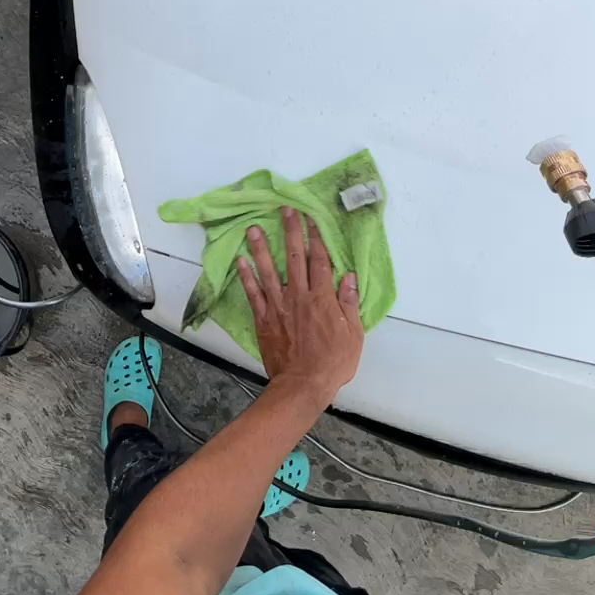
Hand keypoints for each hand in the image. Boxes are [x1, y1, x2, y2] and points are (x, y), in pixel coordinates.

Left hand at [236, 207, 363, 406]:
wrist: (303, 384)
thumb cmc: (333, 362)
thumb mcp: (353, 334)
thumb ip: (349, 303)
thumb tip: (350, 277)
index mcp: (323, 298)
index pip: (320, 260)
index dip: (316, 237)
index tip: (311, 218)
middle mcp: (299, 296)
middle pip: (294, 258)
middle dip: (290, 232)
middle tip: (285, 210)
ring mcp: (279, 306)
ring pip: (269, 271)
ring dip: (261, 248)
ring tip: (253, 228)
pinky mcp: (264, 319)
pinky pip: (253, 294)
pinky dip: (246, 276)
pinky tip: (240, 261)